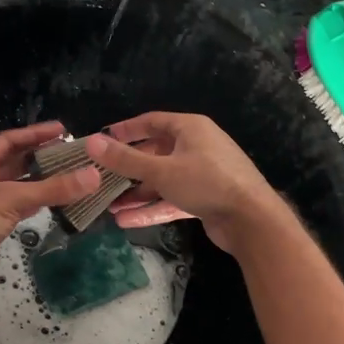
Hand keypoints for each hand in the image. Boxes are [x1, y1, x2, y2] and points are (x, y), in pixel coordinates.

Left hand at [0, 121, 98, 298]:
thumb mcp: (13, 198)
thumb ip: (54, 188)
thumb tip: (93, 176)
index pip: (9, 140)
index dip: (35, 134)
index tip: (62, 130)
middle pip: (14, 161)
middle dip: (41, 156)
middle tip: (70, 152)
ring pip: (18, 185)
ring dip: (41, 180)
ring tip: (70, 173)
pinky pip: (18, 205)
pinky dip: (37, 201)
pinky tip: (57, 200)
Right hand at [85, 112, 287, 255]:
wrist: (251, 219)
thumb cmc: (206, 183)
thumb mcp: (162, 170)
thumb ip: (126, 159)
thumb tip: (92, 142)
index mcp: (190, 128)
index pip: (152, 122)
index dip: (126, 130)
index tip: (101, 140)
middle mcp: (196, 147)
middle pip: (155, 153)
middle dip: (128, 168)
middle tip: (101, 178)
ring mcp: (201, 174)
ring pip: (162, 180)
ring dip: (137, 192)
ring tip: (108, 205)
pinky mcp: (204, 199)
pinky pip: (171, 199)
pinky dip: (151, 208)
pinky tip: (126, 221)